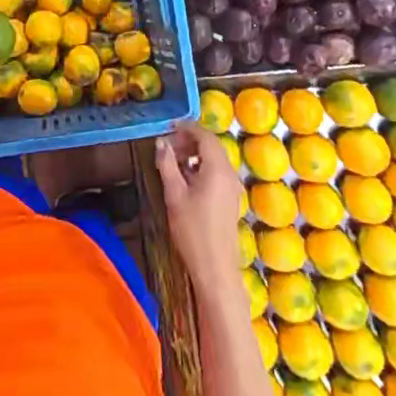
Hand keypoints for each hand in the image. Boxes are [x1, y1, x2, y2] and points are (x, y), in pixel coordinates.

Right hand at [154, 121, 244, 293]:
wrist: (215, 267)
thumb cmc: (192, 230)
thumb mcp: (174, 195)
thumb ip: (167, 165)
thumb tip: (162, 142)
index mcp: (217, 167)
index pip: (205, 136)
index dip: (186, 128)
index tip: (168, 128)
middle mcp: (229, 172)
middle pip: (211, 145)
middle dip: (190, 141)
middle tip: (168, 146)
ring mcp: (233, 186)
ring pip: (215, 159)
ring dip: (195, 154)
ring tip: (173, 162)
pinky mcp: (231, 198)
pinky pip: (218, 172)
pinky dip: (202, 167)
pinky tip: (186, 179)